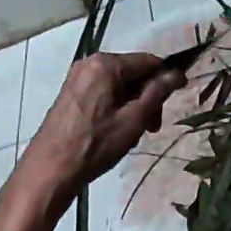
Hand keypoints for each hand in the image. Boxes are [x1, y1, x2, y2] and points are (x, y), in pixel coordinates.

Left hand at [15, 52, 185, 203]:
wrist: (50, 169)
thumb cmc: (96, 144)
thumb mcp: (134, 119)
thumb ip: (157, 93)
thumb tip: (176, 74)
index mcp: (105, 64)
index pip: (148, 61)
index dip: (167, 77)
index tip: (180, 95)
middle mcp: (89, 63)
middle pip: (132, 72)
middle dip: (148, 96)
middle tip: (153, 127)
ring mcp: (77, 78)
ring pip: (118, 85)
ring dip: (133, 105)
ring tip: (134, 133)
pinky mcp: (70, 94)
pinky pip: (103, 92)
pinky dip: (116, 107)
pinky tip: (117, 131)